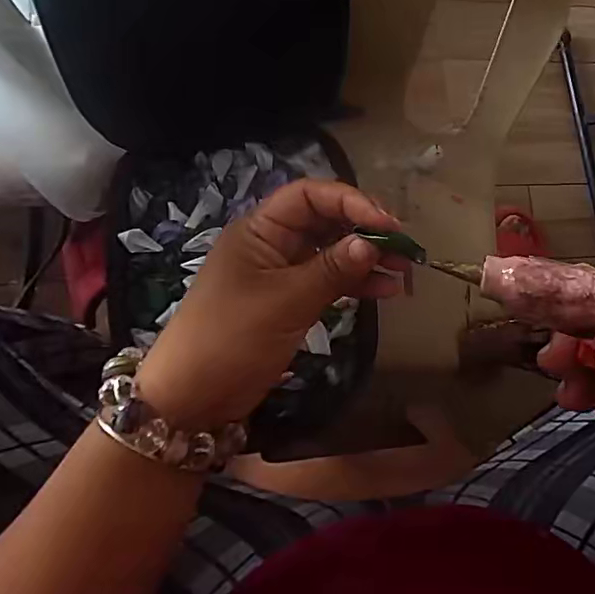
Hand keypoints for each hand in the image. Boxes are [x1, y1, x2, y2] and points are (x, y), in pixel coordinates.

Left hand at [134, 179, 405, 429]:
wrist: (191, 397)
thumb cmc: (231, 337)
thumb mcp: (285, 302)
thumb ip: (331, 270)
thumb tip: (372, 243)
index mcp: (260, 228)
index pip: (310, 196)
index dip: (350, 202)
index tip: (387, 224)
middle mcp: (271, 242)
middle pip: (323, 221)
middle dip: (363, 229)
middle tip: (402, 248)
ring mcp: (279, 272)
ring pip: (329, 251)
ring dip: (365, 258)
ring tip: (403, 272)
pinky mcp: (287, 300)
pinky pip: (326, 280)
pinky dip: (354, 283)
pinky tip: (384, 291)